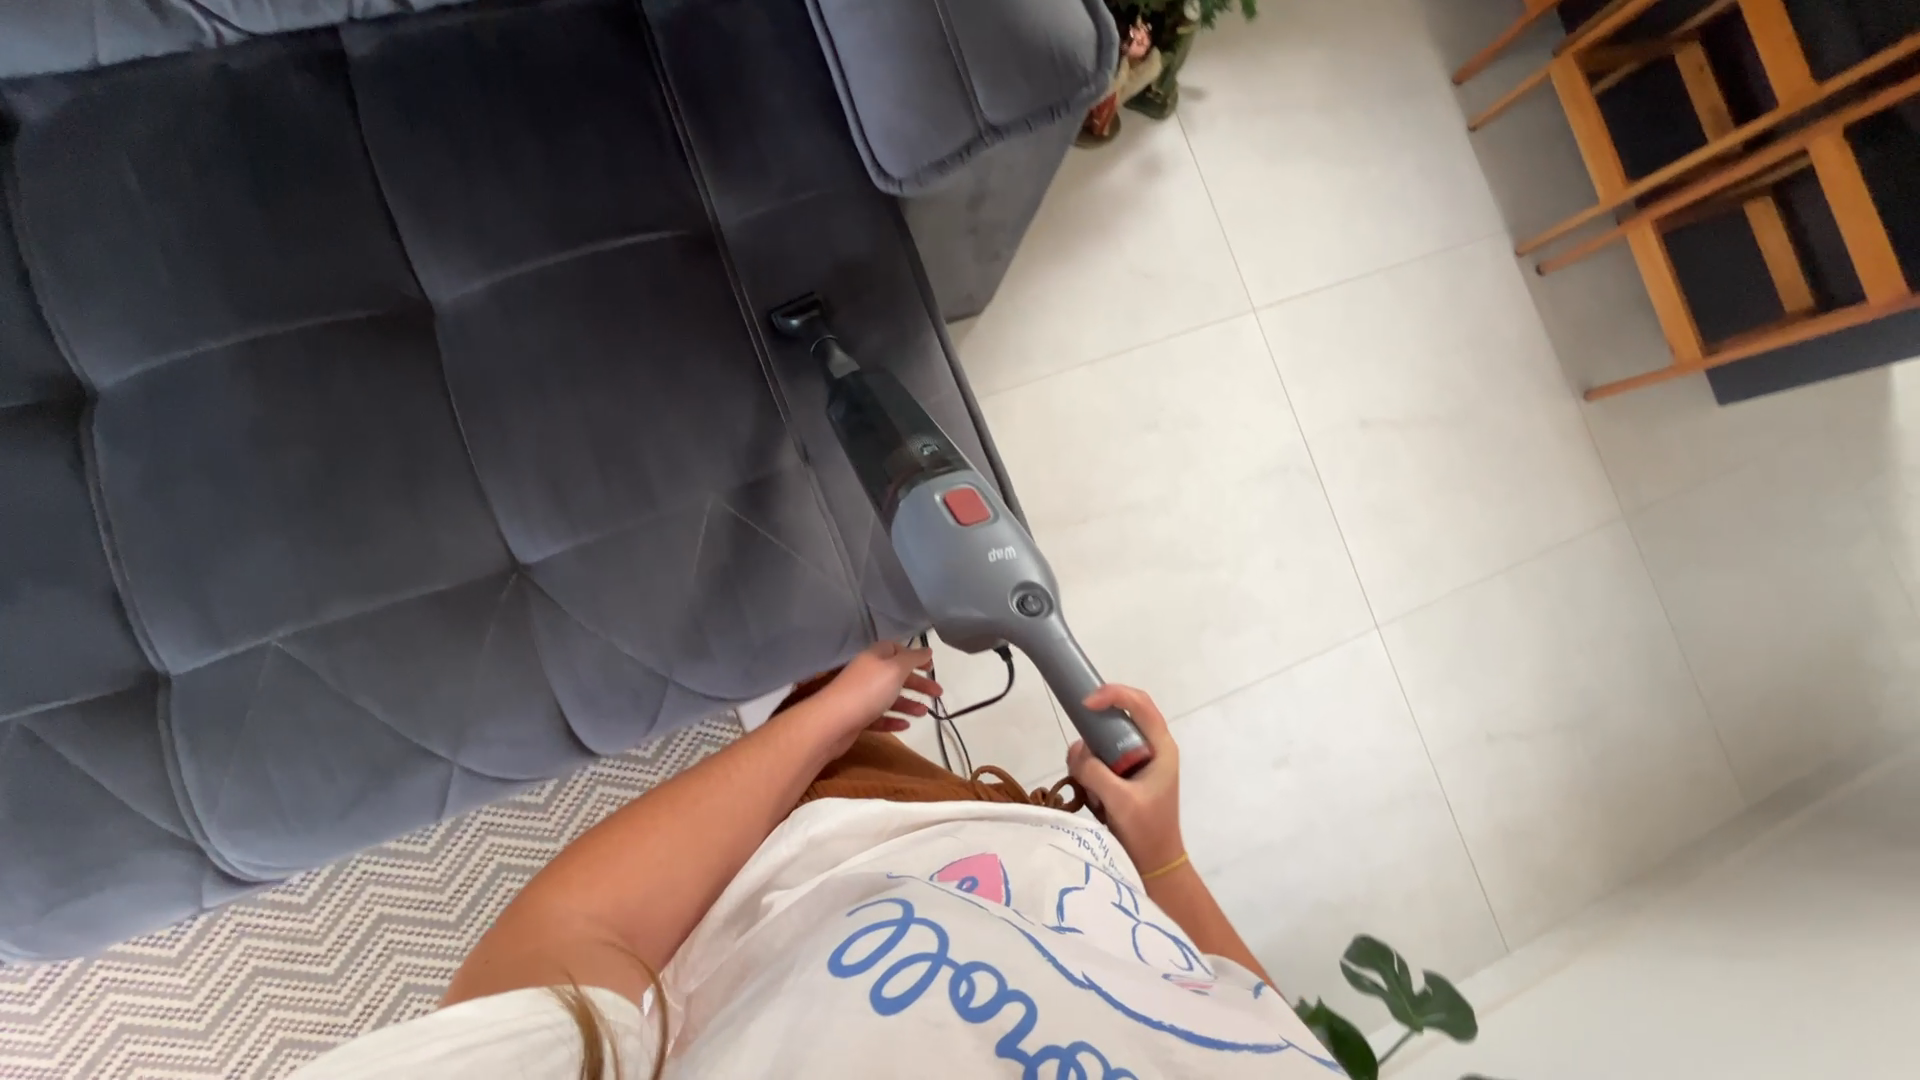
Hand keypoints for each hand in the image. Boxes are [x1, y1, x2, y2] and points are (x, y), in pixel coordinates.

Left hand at [800, 641, 941, 754]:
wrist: (832, 722)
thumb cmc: (868, 690)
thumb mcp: (896, 669)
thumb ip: (913, 658)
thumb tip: (927, 649)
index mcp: (875, 658)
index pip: (895, 650)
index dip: (914, 656)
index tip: (930, 667)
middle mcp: (867, 674)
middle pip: (896, 675)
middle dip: (918, 683)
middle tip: (938, 693)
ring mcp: (861, 697)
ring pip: (889, 697)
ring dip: (908, 703)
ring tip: (924, 713)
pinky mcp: (857, 718)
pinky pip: (879, 717)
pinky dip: (893, 720)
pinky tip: (906, 726)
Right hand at [1066, 684, 1182, 874]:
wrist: (1154, 864)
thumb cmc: (1146, 831)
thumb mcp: (1120, 801)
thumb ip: (1095, 771)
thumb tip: (1077, 751)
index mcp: (1161, 747)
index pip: (1140, 703)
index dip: (1113, 695)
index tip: (1086, 705)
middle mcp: (1151, 747)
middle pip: (1120, 715)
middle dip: (1095, 729)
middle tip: (1081, 753)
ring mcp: (1137, 760)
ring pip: (1105, 737)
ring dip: (1090, 754)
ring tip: (1089, 786)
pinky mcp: (1124, 773)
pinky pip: (1099, 757)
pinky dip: (1088, 768)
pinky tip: (1091, 793)